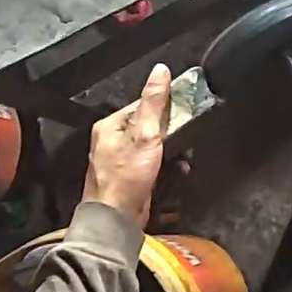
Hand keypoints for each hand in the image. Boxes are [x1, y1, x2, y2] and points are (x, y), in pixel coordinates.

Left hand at [83, 64, 171, 227]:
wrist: (117, 219)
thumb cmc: (126, 179)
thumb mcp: (146, 134)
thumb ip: (154, 102)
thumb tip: (160, 71)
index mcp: (110, 125)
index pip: (143, 103)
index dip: (164, 107)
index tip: (180, 112)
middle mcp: (112, 140)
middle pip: (150, 124)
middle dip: (170, 131)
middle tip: (181, 137)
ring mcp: (120, 158)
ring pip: (154, 143)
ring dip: (171, 150)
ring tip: (180, 158)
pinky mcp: (130, 174)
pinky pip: (153, 161)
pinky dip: (166, 164)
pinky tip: (175, 170)